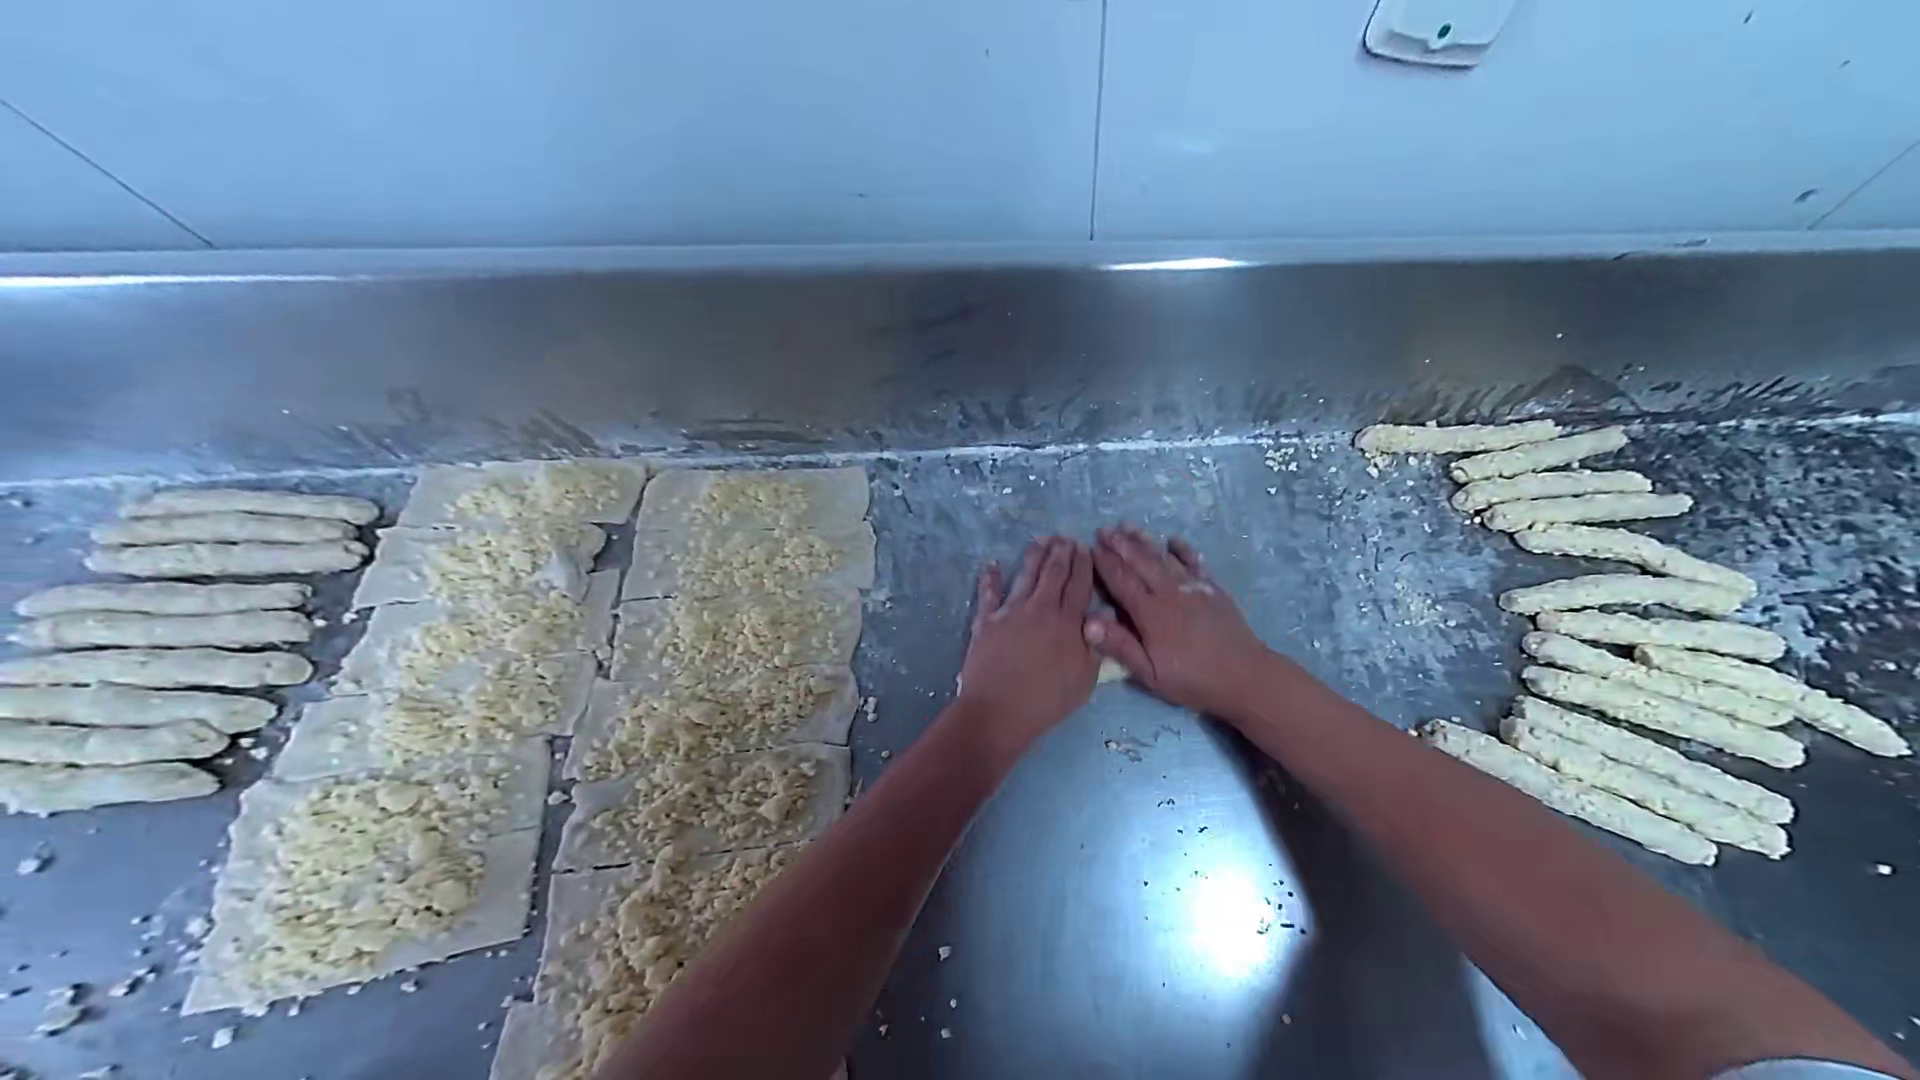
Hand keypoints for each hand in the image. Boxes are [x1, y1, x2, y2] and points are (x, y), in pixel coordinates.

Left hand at [954, 537, 1099, 754]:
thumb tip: (1100, 618)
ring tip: (1040, 540)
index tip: (1085, 548)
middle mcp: (1040, 609)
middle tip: (1064, 537)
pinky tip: (992, 564)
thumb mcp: (1084, 679)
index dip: (1083, 565)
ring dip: (1034, 556)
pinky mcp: (986, 621)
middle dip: (1061, 553)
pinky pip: (988, 594)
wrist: (999, 711)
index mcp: (1068, 623)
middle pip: (1053, 574)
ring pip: (1025, 576)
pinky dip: (990, 578)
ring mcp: (1010, 612)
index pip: (1079, 586)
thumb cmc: (1047, 701)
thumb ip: (1094, 645)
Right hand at [1085, 524, 1272, 716]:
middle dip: (1121, 545)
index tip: (1089, 548)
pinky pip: (1195, 563)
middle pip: (1141, 563)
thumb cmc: (1193, 680)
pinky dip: (1183, 550)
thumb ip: (1120, 646)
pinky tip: (1174, 540)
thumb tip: (1088, 622)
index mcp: (1151, 614)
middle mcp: (1170, 594)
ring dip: (1145, 541)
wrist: (1247, 678)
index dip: (1104, 564)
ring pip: (1165, 558)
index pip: (1121, 582)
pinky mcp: (1213, 591)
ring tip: (1128, 526)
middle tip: (1104, 529)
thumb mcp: (1151, 674)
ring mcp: (1194, 589)